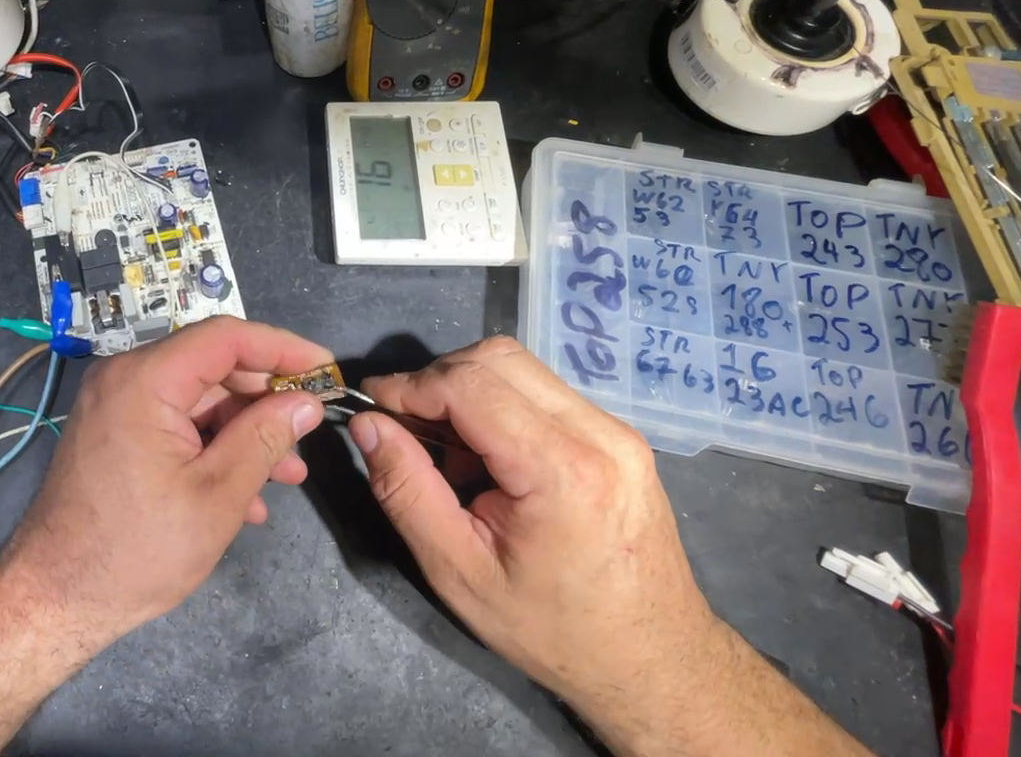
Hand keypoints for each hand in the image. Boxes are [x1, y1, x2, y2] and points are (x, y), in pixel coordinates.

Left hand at [0, 317, 331, 645]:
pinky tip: (247, 494)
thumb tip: (306, 403)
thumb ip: (264, 439)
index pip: (225, 337)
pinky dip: (211, 446)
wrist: (55, 597)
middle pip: (211, 366)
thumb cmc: (137, 549)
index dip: (282, 348)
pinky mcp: (115, 432)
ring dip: (243, 431)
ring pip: (196, 399)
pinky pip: (173, 423)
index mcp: (145, 378)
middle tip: (310, 429)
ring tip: (289, 473)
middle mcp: (125, 377)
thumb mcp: (216, 495)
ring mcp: (116, 404)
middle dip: (265, 398)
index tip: (325, 369)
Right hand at [348, 337, 725, 727]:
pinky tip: (486, 454)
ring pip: (517, 365)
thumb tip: (366, 423)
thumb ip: (405, 490)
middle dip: (435, 380)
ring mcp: (616, 429)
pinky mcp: (618, 434)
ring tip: (448, 447)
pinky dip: (496, 402)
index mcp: (562, 471)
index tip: (371, 406)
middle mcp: (598, 433)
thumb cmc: (551, 628)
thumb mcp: (457, 571)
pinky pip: (540, 389)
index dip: (408, 386)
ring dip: (465, 388)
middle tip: (406, 426)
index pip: (468, 384)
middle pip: (495, 358)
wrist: (654, 662)